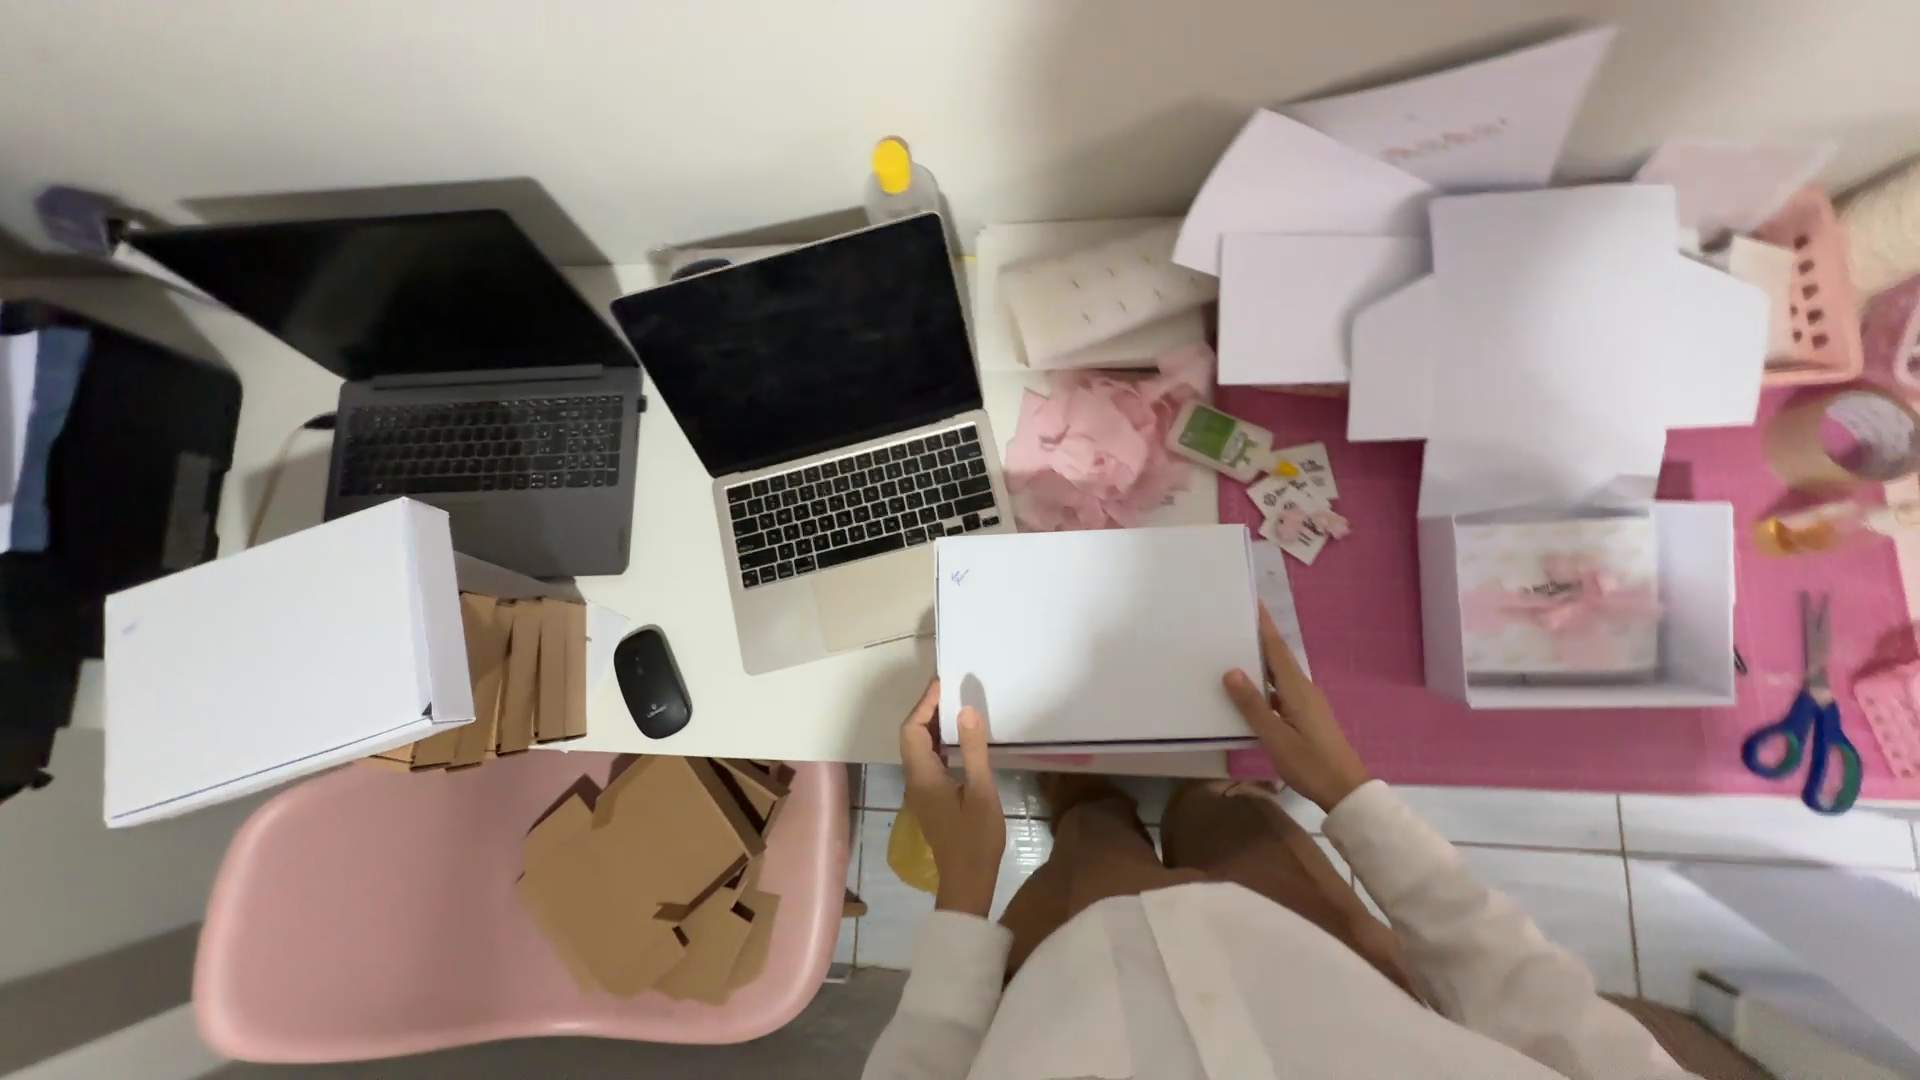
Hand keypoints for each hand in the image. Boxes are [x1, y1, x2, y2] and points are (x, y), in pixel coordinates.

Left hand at [899, 679, 1005, 916]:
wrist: (967, 882)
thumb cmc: (976, 839)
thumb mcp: (981, 792)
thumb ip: (973, 751)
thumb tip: (965, 711)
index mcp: (922, 775)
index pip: (912, 729)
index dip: (924, 704)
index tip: (943, 684)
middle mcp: (915, 778)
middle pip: (911, 735)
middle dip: (926, 709)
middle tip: (950, 689)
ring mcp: (921, 789)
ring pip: (918, 747)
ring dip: (933, 724)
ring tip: (956, 705)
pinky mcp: (930, 795)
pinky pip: (928, 758)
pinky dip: (939, 741)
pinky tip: (959, 737)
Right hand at [1222, 604, 1371, 810]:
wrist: (1346, 791)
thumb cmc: (1310, 763)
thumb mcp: (1275, 736)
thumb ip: (1252, 704)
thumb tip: (1231, 670)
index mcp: (1297, 689)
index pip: (1277, 649)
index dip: (1265, 625)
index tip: (1253, 601)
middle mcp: (1304, 690)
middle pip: (1278, 658)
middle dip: (1258, 639)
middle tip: (1232, 624)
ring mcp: (1307, 704)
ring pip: (1278, 676)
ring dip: (1259, 663)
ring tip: (1233, 654)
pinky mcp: (1307, 717)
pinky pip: (1281, 692)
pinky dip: (1264, 685)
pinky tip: (1248, 693)